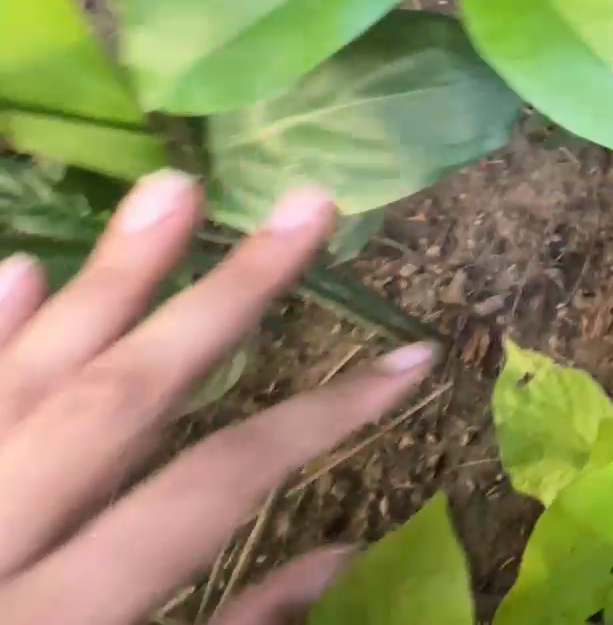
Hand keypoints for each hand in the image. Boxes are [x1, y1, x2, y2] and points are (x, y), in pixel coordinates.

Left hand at [0, 169, 437, 624]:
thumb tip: (342, 553)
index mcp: (49, 623)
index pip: (220, 485)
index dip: (329, 416)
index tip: (414, 359)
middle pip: (118, 399)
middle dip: (225, 294)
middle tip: (306, 206)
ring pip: (10, 381)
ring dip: (102, 279)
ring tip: (172, 189)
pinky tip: (19, 266)